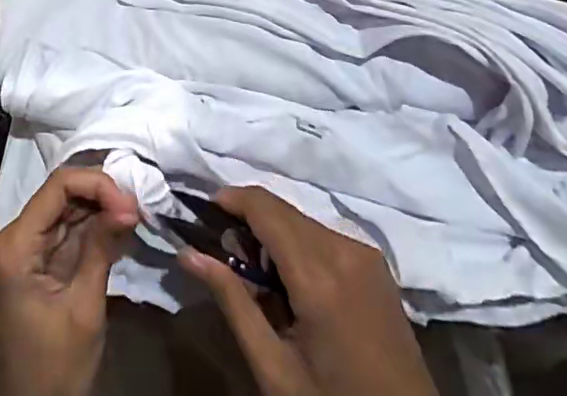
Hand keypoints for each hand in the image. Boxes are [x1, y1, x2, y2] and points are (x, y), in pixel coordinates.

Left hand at [0, 168, 139, 395]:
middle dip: (105, 193)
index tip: (130, 204)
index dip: (97, 184)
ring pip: (75, 205)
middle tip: (139, 209)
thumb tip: (129, 203)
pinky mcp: (50, 260)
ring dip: (107, 206)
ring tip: (138, 215)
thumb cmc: (54, 364)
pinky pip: (77, 227)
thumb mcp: (83, 306)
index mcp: (18, 243)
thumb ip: (101, 248)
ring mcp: (36, 247)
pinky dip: (103, 224)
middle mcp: (22, 235)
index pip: (59, 185)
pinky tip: (126, 228)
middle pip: (66, 190)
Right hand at [177, 186, 436, 395]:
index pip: (266, 209)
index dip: (231, 199)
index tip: (202, 210)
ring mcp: (366, 253)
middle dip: (249, 221)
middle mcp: (345, 249)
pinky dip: (300, 246)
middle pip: (284, 211)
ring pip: (304, 221)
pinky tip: (292, 283)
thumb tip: (190, 254)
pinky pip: (326, 236)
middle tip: (223, 255)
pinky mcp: (377, 262)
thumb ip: (233, 302)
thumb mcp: (274, 366)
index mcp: (319, 275)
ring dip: (274, 234)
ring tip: (258, 278)